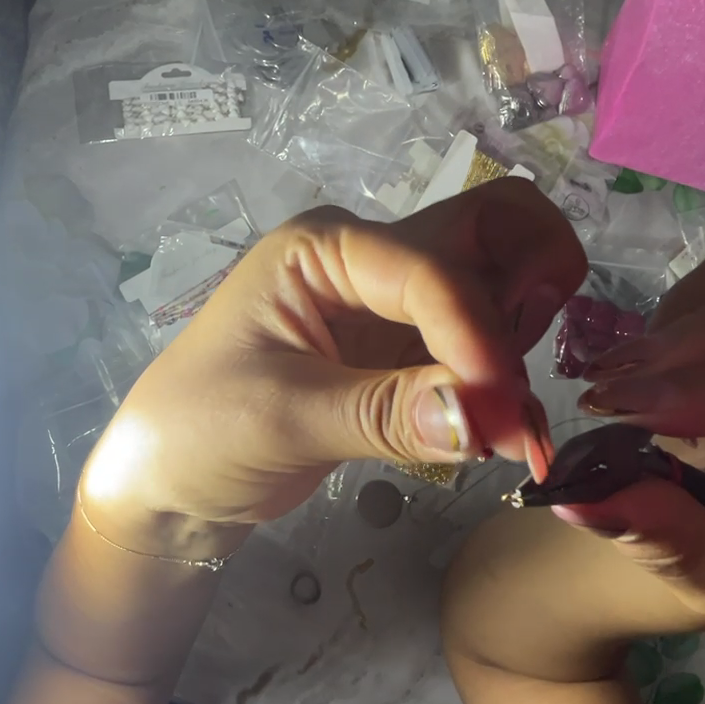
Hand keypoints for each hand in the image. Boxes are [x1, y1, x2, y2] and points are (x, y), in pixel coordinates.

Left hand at [76, 179, 586, 557]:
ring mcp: (390, 304)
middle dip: (530, 286)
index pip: (428, 271)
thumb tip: (490, 420)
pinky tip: (503, 436)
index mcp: (322, 247)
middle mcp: (366, 259)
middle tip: (523, 372)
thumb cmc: (199, 427)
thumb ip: (385, 413)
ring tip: (511, 428)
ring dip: (523, 342)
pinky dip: (504, 381)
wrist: (175, 476)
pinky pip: (480, 346)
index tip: (499, 419)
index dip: (475, 338)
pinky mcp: (404, 353)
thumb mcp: (282, 417)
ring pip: (497, 283)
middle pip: (487, 228)